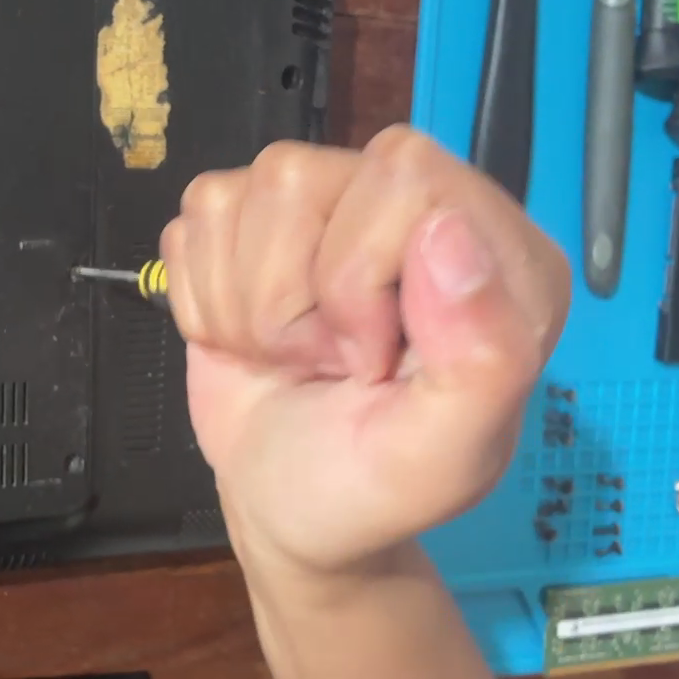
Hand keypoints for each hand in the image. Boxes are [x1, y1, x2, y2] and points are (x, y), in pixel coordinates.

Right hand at [162, 127, 570, 582]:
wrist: (283, 505)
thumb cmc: (367, 488)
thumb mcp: (444, 456)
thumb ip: (483, 356)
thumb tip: (447, 226)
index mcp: (487, 244)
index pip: (404, 173)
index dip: (360, 273)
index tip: (370, 358)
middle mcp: (402, 206)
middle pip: (297, 177)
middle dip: (289, 296)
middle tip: (325, 358)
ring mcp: (317, 207)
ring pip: (234, 196)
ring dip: (243, 305)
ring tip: (287, 354)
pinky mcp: (242, 226)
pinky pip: (191, 220)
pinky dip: (202, 301)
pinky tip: (244, 337)